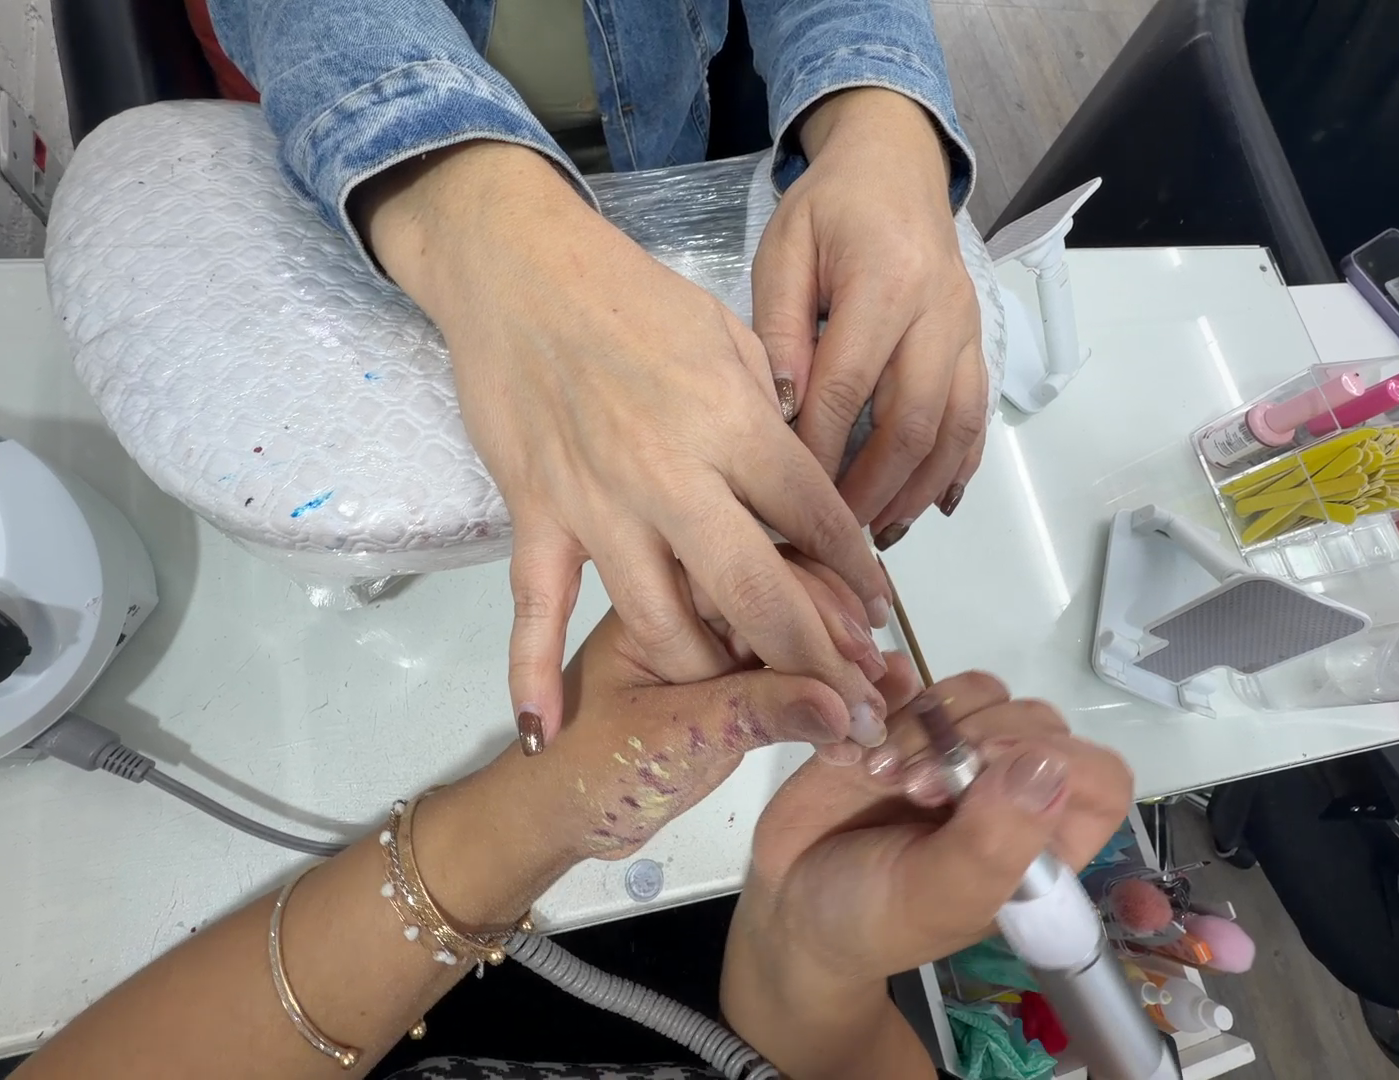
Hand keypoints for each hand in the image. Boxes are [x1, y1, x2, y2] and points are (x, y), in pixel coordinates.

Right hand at [355, 142, 892, 752]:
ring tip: (743, 695)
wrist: (520, 272)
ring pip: (659, 619)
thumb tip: (798, 473)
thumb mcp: (727, 336)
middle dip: (811, 653)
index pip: (814, 515)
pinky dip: (530, 673)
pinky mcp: (536, 516)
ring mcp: (597, 504)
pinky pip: (533, 606)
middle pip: (754, 588)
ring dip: (708, 672)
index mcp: (730, 421)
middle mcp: (671, 474)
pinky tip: (540, 732)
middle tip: (846, 699)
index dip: (856, 572)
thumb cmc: (633, 297)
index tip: (878, 614)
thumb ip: (767, 412)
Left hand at [516, 580, 922, 863]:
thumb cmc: (590, 768)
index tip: (857, 663)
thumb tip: (844, 707)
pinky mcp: (734, 675)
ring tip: (890, 685)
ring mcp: (716, 639)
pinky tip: (870, 697)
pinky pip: (790, 667)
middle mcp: (694, 605)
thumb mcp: (669, 738)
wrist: (561, 811)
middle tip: (879, 677)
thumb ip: (751, 714)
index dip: (812, 616)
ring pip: (793, 627)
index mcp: (661, 595)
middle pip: (782, 592)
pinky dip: (829, 683)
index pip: (749, 579)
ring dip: (842, 655)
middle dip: (837, 632)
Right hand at [721, 674, 1130, 1077]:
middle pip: (1032, 720)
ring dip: (922, 723)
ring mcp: (949, 747)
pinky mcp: (897, 720)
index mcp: (1037, 838)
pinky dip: (883, 693)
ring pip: (975, 692)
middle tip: (910, 787)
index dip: (1051, 758)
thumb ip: (994, 840)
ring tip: (874, 770)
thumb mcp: (938, 896)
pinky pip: (910, 679)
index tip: (982, 768)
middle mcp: (1003, 786)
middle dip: (970, 742)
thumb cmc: (872, 915)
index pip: (1093, 776)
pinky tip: (854, 739)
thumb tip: (1046, 764)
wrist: (789, 895)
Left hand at [753, 88, 987, 549]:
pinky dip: (958, 466)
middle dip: (872, 487)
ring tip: (880, 533)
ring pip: (952, 428)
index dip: (820, 451)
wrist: (897, 168)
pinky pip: (976, 415)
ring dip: (918, 489)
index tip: (791, 499)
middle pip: (910, 421)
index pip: (847, 386)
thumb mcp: (785, 253)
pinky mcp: (977, 345)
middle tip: (836, 535)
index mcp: (885, 284)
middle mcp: (939, 313)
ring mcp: (967, 332)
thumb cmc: (829, 209)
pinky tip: (935, 504)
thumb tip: (785, 411)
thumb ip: (781, 328)